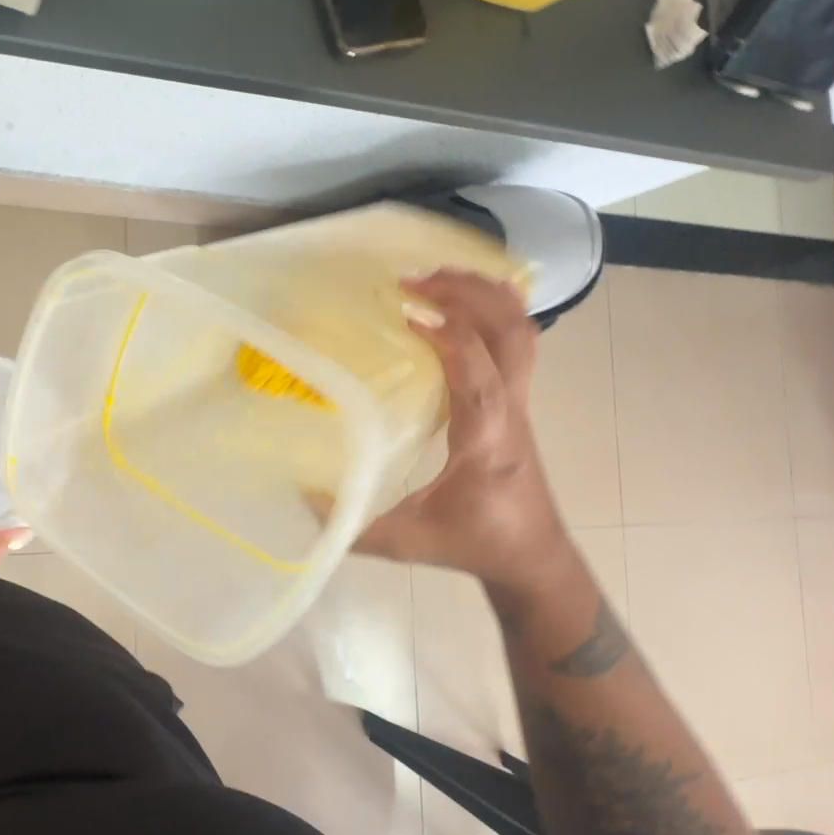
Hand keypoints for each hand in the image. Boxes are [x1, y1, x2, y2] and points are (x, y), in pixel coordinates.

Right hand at [350, 270, 568, 588]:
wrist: (532, 557)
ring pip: (521, 333)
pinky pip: (516, 343)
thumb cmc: (471, 545)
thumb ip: (351, 526)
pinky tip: (465, 299)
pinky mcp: (516, 402)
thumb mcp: (404, 541)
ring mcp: (519, 404)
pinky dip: (495, 310)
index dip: (451, 341)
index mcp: (486, 442)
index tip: (409, 315)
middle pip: (511, 336)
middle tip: (416, 279)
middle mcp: (510, 412)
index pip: (479, 379)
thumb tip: (301, 496)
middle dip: (469, 296)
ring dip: (484, 296)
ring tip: (436, 277)